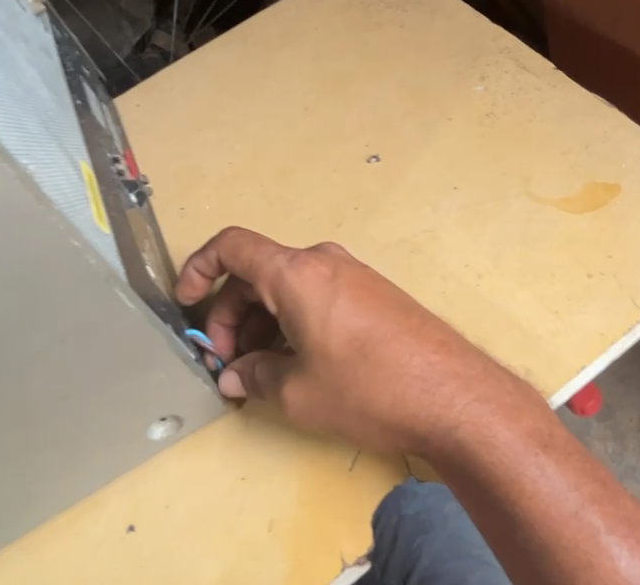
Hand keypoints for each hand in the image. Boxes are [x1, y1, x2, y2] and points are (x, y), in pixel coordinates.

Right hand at [174, 227, 547, 457]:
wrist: (452, 394)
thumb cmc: (368, 388)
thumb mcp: (298, 392)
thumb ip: (254, 377)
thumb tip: (233, 376)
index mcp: (296, 273)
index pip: (233, 246)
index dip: (199, 268)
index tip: (187, 304)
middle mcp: (322, 262)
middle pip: (258, 273)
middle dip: (233, 316)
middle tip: (227, 365)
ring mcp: (351, 275)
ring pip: (287, 288)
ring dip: (263, 324)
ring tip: (259, 375)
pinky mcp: (371, 294)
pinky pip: (316, 296)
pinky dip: (292, 322)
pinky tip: (296, 365)